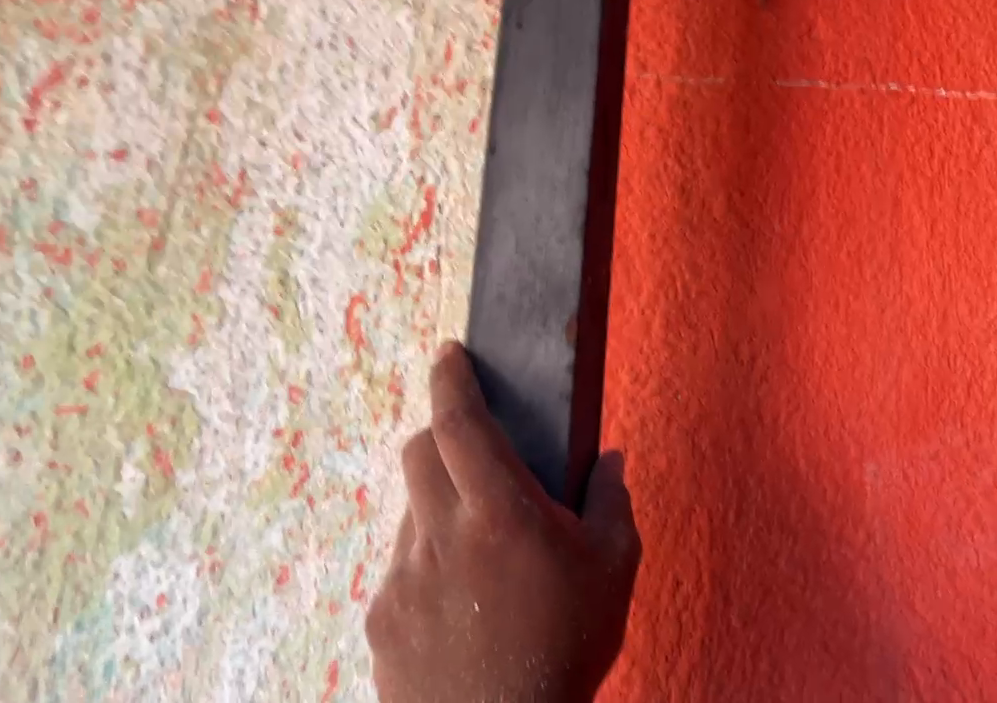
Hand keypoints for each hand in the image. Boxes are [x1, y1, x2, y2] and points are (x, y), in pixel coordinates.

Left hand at [367, 344, 641, 702]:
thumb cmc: (569, 643)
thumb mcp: (615, 562)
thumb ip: (610, 498)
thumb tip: (608, 460)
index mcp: (499, 513)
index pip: (459, 424)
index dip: (451, 380)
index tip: (448, 353)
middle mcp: (439, 536)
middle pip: (418, 453)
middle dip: (442, 430)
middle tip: (477, 445)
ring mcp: (401, 581)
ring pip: (411, 507)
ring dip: (442, 497)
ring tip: (486, 536)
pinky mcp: (381, 621)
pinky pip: (403, 561)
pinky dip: (432, 550)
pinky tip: (468, 591)